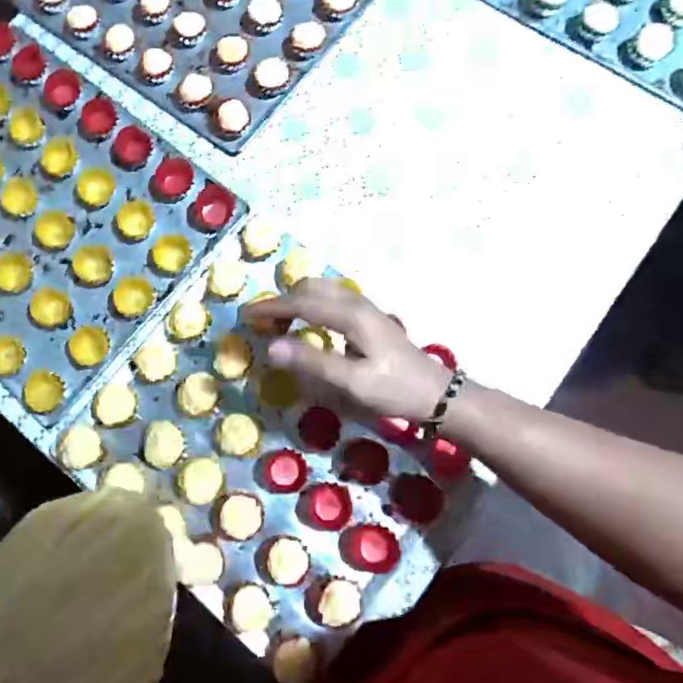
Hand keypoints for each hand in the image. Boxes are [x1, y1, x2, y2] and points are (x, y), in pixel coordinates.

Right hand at [241, 279, 451, 420]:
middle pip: (309, 288)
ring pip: (320, 290)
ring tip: (280, 324)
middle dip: (281, 301)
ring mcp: (364, 307)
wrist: (437, 394)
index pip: (300, 303)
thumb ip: (311, 362)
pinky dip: (309, 305)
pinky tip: (307, 324)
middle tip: (261, 324)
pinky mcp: (368, 316)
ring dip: (295, 301)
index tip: (245, 317)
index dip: (270, 308)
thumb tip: (271, 347)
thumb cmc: (394, 390)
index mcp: (350, 316)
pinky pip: (330, 299)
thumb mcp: (351, 382)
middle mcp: (356, 303)